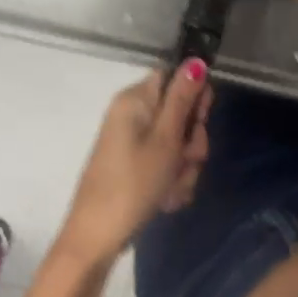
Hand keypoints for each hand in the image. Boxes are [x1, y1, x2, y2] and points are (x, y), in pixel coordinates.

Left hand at [55, 59, 212, 266]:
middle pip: (180, 113)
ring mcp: (132, 142)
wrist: (97, 237)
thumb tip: (196, 59)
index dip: (195, 98)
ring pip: (177, 143)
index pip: (175, 78)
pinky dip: (171, 181)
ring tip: (173, 187)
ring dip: (184, 167)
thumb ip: (183, 99)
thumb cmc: (133, 184)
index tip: (200, 122)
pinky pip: (165, 164)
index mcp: (135, 100)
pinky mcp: (134, 166)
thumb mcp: (165, 140)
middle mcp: (132, 115)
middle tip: (186, 161)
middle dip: (192, 141)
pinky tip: (166, 199)